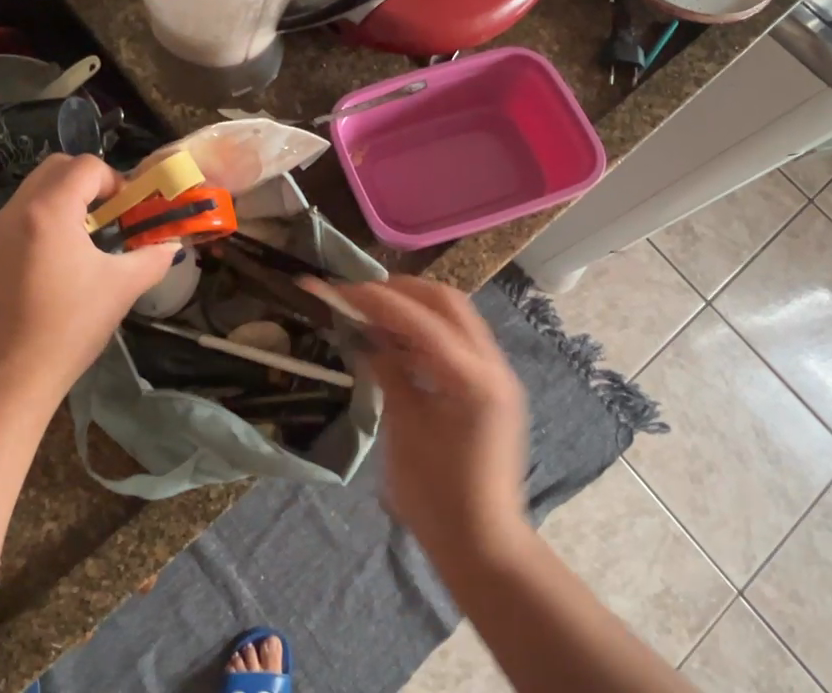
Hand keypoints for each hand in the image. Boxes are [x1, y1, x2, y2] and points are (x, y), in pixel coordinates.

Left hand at [0, 155, 179, 399]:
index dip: (117, 181)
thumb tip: (172, 243)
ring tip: (93, 235)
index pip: (87, 167)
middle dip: (91, 182)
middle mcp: (19, 209)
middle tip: (114, 214)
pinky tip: (67, 255)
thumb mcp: (122, 288)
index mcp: (49, 210)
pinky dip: (49, 216)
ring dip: (69, 197)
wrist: (11, 375)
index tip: (132, 210)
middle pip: (58, 167)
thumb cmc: (70, 327)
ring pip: (38, 188)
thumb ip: (152, 257)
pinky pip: (25, 212)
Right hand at [319, 276, 530, 554]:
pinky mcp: (491, 388)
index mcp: (472, 378)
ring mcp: (497, 375)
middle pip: (446, 301)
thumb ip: (389, 374)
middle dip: (399, 291)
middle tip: (356, 296)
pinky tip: (394, 342)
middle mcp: (493, 366)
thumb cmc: (437, 496)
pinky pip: (457, 342)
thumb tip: (366, 339)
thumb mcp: (405, 430)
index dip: (374, 298)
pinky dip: (425, 332)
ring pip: (455, 317)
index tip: (335, 290)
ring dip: (413, 307)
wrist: (482, 543)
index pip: (419, 318)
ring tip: (369, 313)